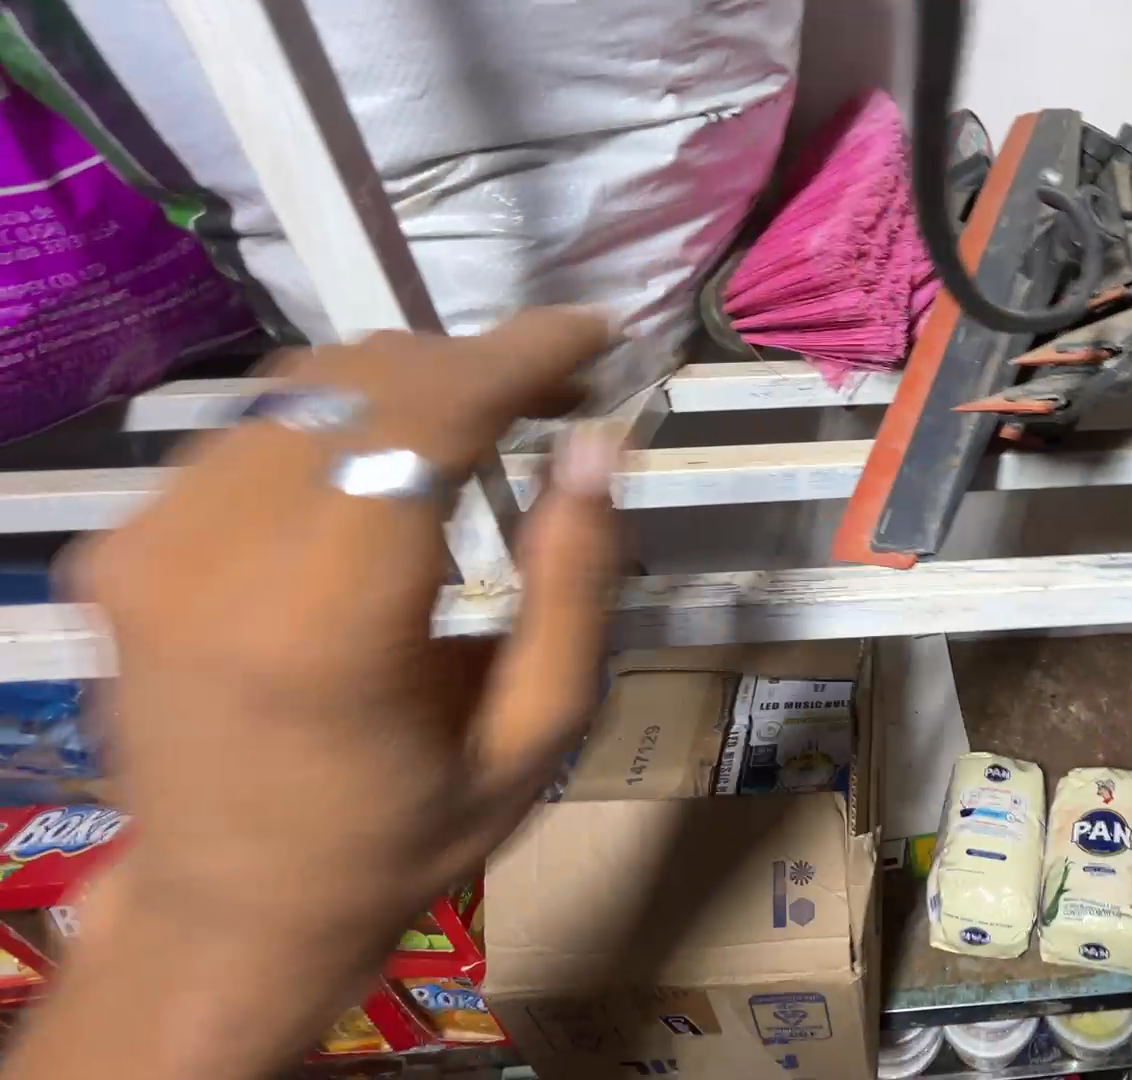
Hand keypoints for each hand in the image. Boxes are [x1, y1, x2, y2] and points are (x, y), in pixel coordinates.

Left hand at [12, 309, 621, 1079]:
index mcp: (323, 626)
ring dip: (429, 379)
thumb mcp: (542, 728)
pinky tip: (423, 449)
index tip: (598, 335)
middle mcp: (208, 562)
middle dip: (486, 364)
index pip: (417, 422)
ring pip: (308, 382)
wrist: (233, 908)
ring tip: (512, 412)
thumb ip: (575, 585)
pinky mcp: (131, 540)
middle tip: (573, 392)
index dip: (519, 357)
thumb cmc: (414, 830)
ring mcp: (147, 543)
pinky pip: (266, 421)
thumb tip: (597, 449)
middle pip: (362, 382)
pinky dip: (364, 408)